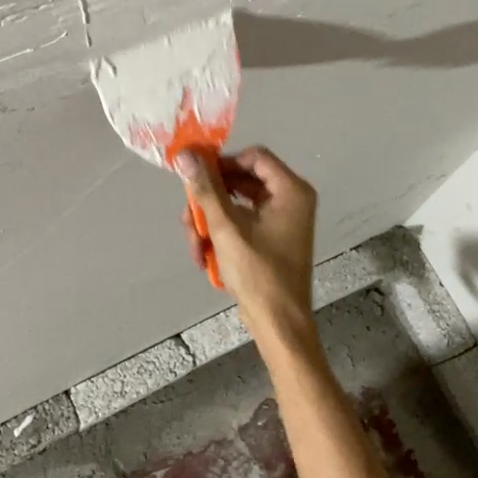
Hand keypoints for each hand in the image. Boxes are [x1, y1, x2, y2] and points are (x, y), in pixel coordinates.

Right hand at [174, 146, 317, 327]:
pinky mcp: (272, 239)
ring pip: (237, 206)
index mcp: (291, 190)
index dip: (222, 163)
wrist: (278, 322)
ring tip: (195, 245)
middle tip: (188, 217)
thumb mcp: (226, 227)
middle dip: (210, 200)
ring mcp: (283, 221)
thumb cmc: (258, 272)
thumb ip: (206, 189)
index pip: (253, 157)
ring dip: (211, 222)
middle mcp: (291, 200)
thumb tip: (186, 154)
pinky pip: (243, 224)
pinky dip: (223, 236)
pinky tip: (205, 256)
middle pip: (242, 181)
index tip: (195, 176)